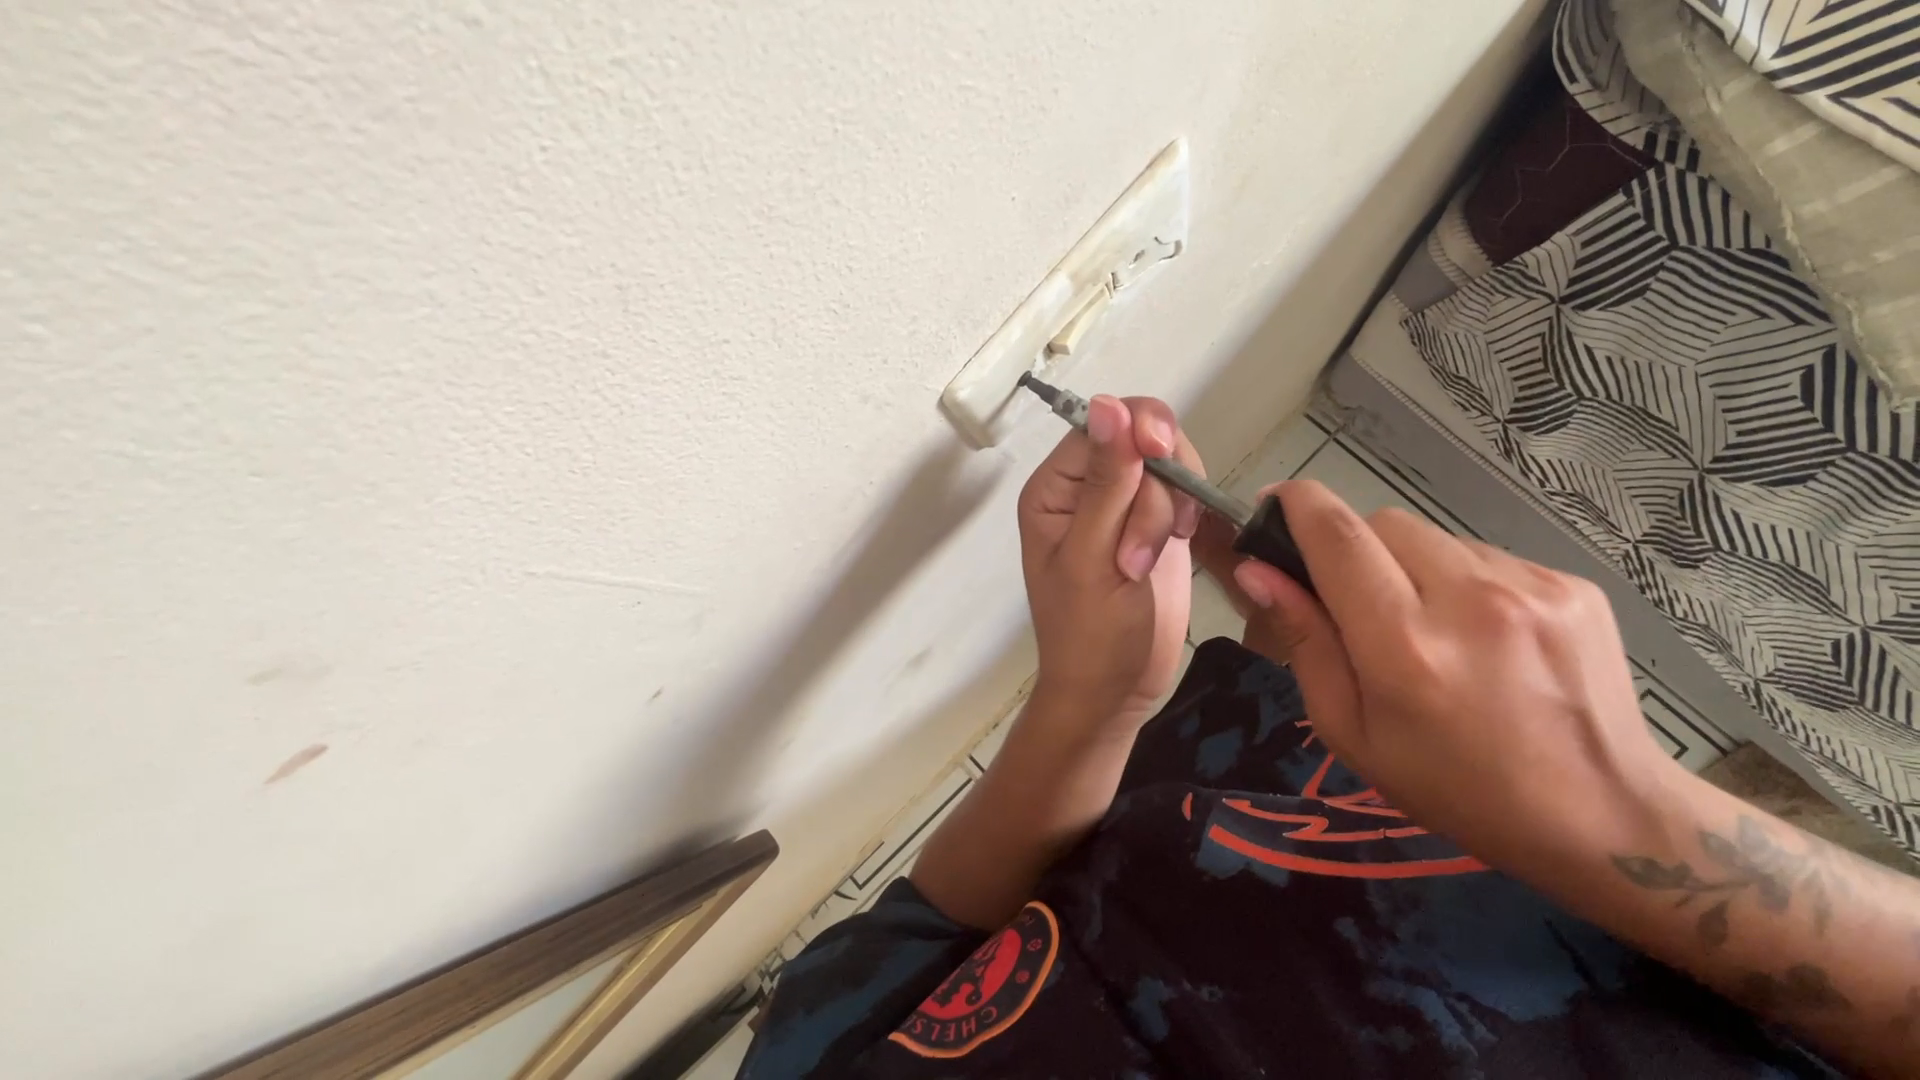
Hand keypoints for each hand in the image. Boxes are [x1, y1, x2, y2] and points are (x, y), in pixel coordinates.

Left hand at [1017, 395, 1202, 725]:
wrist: (1115, 691)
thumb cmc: (1090, 635)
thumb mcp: (1093, 559)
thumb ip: (1106, 484)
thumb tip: (1106, 402)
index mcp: (1055, 488)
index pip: (1103, 426)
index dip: (1137, 438)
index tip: (1160, 464)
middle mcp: (1086, 487)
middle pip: (1142, 438)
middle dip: (1159, 488)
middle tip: (1145, 550)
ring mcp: (1124, 504)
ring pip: (1169, 462)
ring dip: (1173, 507)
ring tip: (1149, 562)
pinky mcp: (1156, 523)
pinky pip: (1183, 489)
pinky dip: (1189, 511)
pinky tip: (1180, 546)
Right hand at [1229, 479, 1681, 871]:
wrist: (1603, 815)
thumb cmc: (1453, 787)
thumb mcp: (1350, 732)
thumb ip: (1303, 643)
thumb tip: (1257, 573)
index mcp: (1405, 646)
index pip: (1337, 537)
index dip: (1297, 506)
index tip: (1272, 502)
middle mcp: (1469, 600)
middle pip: (1382, 523)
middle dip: (1352, 546)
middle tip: (1354, 600)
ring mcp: (1531, 585)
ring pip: (1433, 537)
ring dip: (1409, 565)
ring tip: (1429, 628)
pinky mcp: (1570, 583)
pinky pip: (1484, 555)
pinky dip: (1461, 580)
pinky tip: (1480, 634)